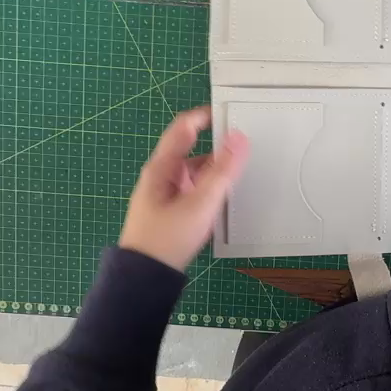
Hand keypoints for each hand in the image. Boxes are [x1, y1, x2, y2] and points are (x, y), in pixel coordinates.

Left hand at [118, 107, 249, 271]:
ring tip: (242, 173)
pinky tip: (225, 197)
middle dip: (218, 147)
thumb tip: (239, 138)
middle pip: (192, 150)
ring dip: (216, 170)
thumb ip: (223, 170)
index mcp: (163, 167)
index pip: (184, 127)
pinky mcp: (170, 210)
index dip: (205, 116)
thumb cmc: (168, 238)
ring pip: (195, 172)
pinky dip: (211, 187)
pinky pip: (194, 189)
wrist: (145, 278)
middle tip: (245, 146)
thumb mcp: (200, 203)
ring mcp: (165, 194)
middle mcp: (162, 176)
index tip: (231, 112)